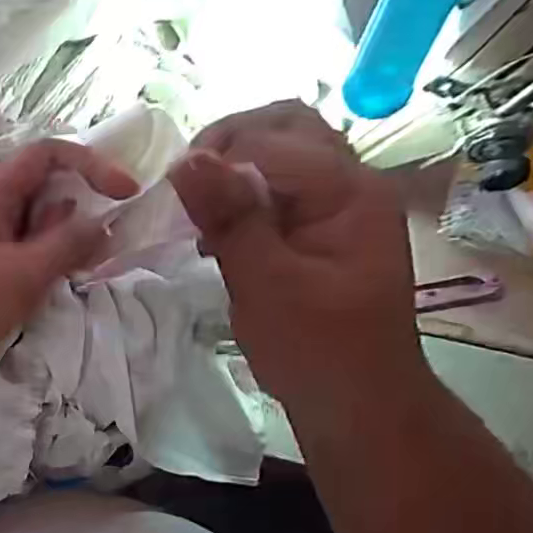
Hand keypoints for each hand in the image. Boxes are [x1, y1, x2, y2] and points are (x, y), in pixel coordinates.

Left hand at [0, 139, 137, 380]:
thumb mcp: (23, 273)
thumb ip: (67, 243)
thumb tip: (103, 223)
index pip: (47, 154)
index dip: (91, 163)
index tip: (126, 192)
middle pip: (47, 186)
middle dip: (86, 202)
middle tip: (113, 236)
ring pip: (41, 221)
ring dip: (73, 233)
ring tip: (98, 258)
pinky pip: (31, 249)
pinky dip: (56, 255)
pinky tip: (73, 273)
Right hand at [168, 101, 422, 403]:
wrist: (360, 405)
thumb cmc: (317, 351)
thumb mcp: (266, 285)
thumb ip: (230, 218)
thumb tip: (185, 161)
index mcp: (348, 192)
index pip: (272, 140)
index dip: (217, 156)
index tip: (172, 193)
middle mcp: (350, 184)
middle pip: (286, 127)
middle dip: (229, 144)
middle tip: (187, 184)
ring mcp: (339, 206)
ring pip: (282, 155)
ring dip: (235, 169)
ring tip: (199, 208)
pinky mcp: (323, 230)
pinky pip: (279, 189)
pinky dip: (244, 197)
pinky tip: (219, 232)